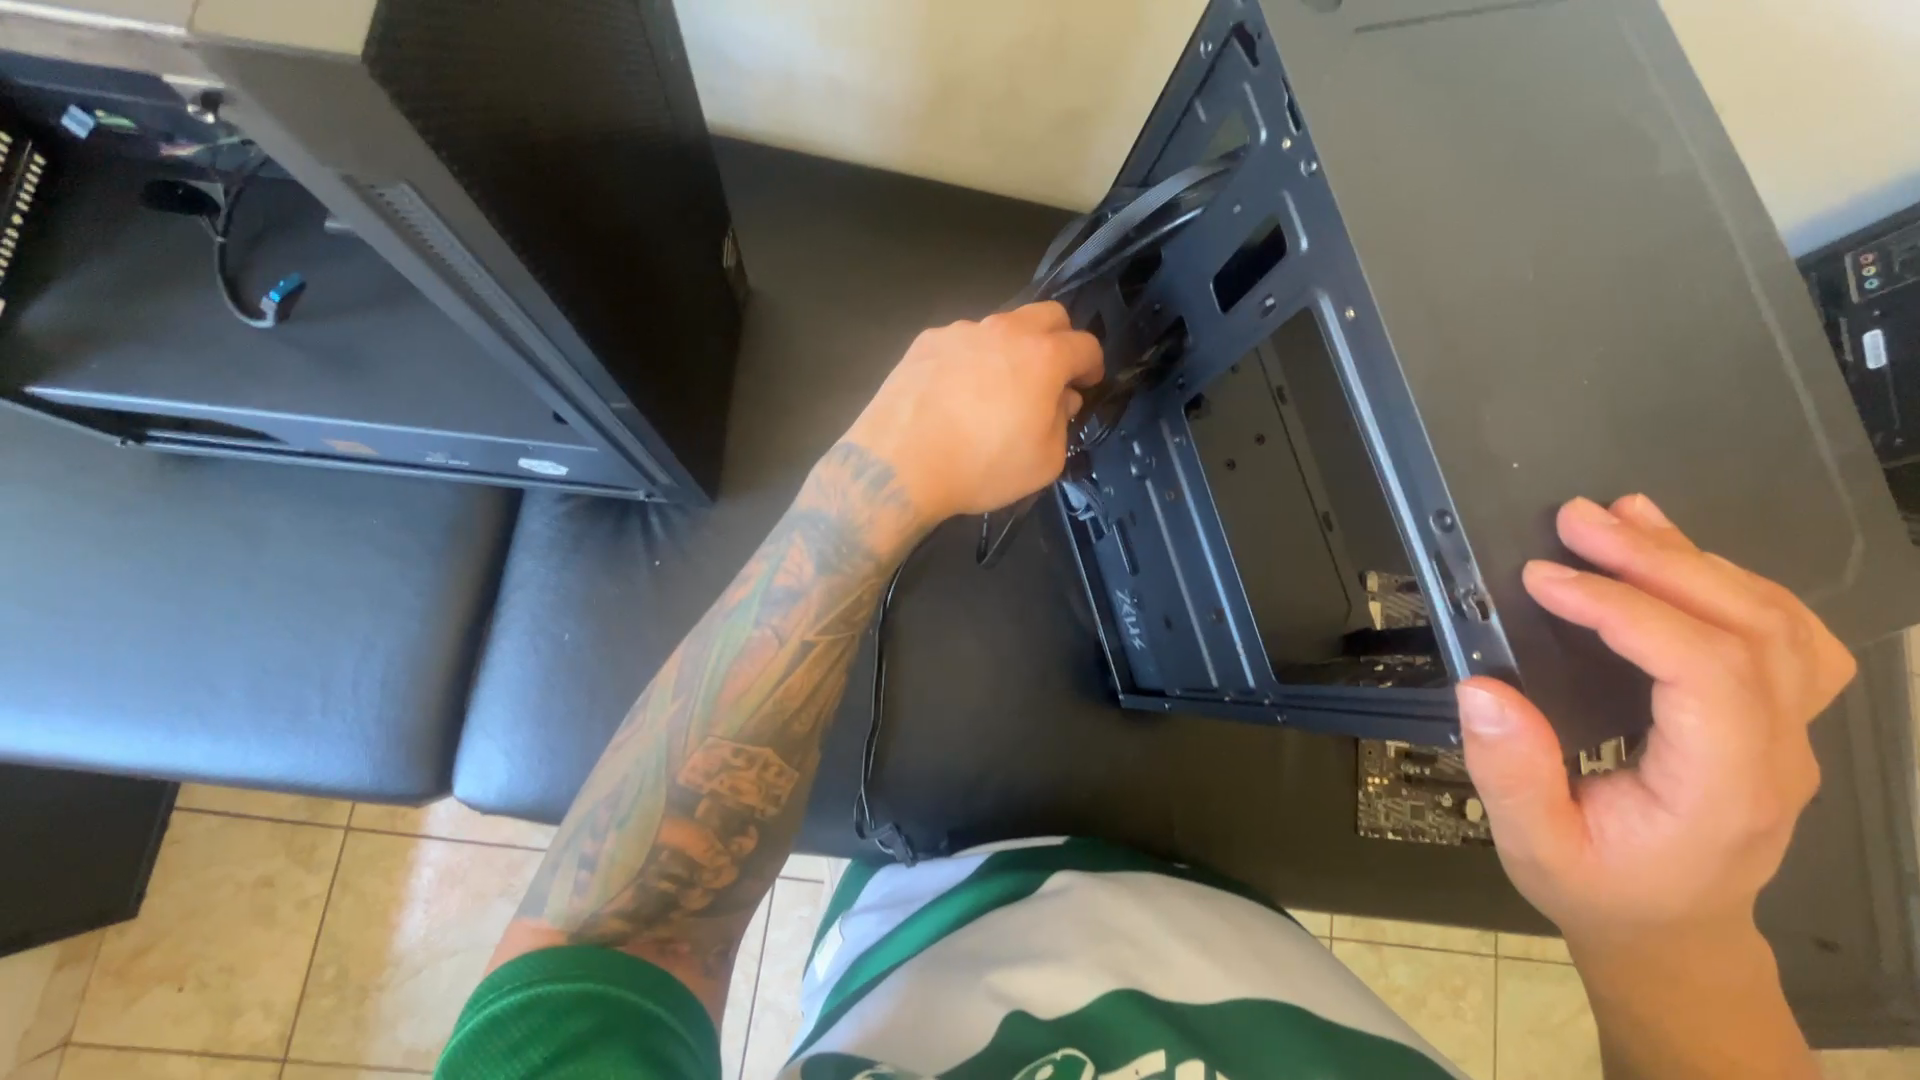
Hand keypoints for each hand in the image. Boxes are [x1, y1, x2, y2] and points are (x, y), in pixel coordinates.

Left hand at [841, 302, 1103, 525]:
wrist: (901, 464)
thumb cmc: (981, 467)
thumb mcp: (1045, 462)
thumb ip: (1062, 423)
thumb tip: (1060, 400)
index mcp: (1044, 356)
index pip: (1086, 344)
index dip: (1093, 366)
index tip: (1087, 385)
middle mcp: (1005, 331)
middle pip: (1048, 315)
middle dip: (1060, 340)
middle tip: (1052, 376)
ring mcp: (961, 331)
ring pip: (1001, 326)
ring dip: (1012, 349)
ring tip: (998, 388)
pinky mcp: (925, 342)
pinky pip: (961, 342)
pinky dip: (971, 359)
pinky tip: (956, 393)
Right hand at [1457, 494, 1855, 949]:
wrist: (1671, 929)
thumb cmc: (1599, 889)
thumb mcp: (1534, 847)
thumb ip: (1510, 773)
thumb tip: (1481, 687)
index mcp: (1721, 788)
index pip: (1705, 672)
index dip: (1626, 610)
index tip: (1541, 578)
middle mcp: (1776, 752)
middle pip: (1751, 629)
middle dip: (1660, 561)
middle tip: (1575, 518)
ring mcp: (1791, 732)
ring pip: (1781, 622)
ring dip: (1698, 559)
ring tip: (1620, 517)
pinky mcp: (1776, 718)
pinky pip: (1784, 633)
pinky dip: (1731, 580)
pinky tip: (1675, 556)